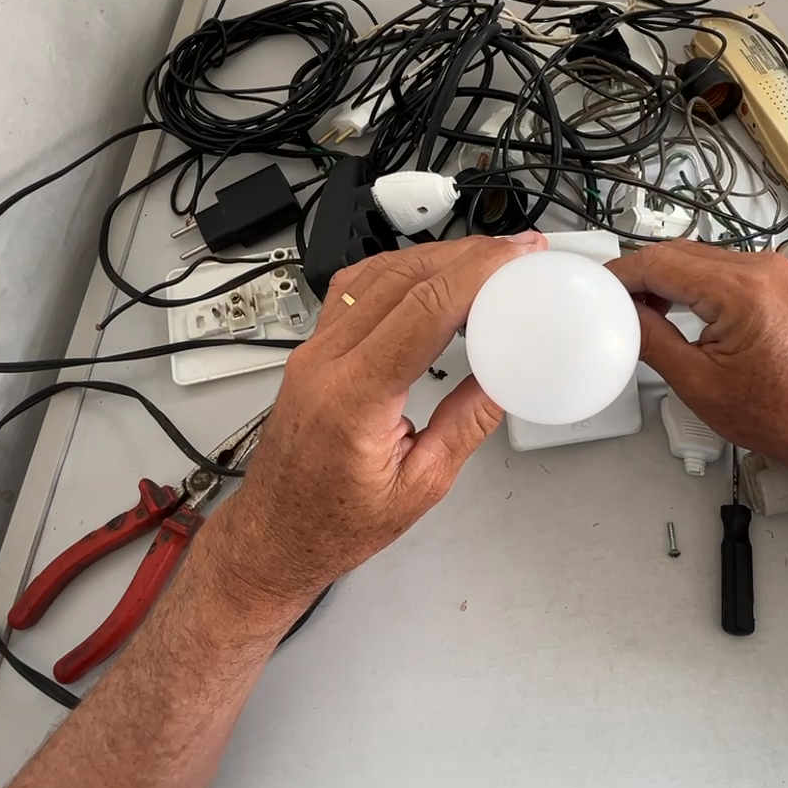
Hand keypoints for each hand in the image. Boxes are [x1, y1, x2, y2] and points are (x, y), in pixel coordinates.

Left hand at [216, 232, 546, 603]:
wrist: (276, 535)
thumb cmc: (333, 523)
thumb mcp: (420, 485)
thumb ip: (466, 424)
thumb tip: (505, 377)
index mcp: (354, 398)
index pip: (422, 308)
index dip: (475, 272)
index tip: (511, 256)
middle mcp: (325, 362)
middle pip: (401, 276)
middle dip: (465, 255)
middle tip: (511, 252)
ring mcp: (314, 350)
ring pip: (376, 272)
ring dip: (434, 256)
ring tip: (481, 259)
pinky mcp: (314, 349)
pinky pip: (357, 287)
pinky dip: (400, 268)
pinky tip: (428, 273)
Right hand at [605, 240, 787, 476]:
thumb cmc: (781, 413)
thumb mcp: (696, 382)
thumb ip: (651, 339)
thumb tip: (622, 315)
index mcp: (740, 290)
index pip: (659, 262)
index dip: (621, 274)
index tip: (597, 289)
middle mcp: (758, 269)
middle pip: (675, 253)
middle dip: (638, 276)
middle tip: (611, 305)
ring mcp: (768, 271)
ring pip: (693, 257)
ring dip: (661, 279)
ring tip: (638, 312)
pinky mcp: (770, 281)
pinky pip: (715, 268)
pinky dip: (686, 283)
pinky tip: (670, 307)